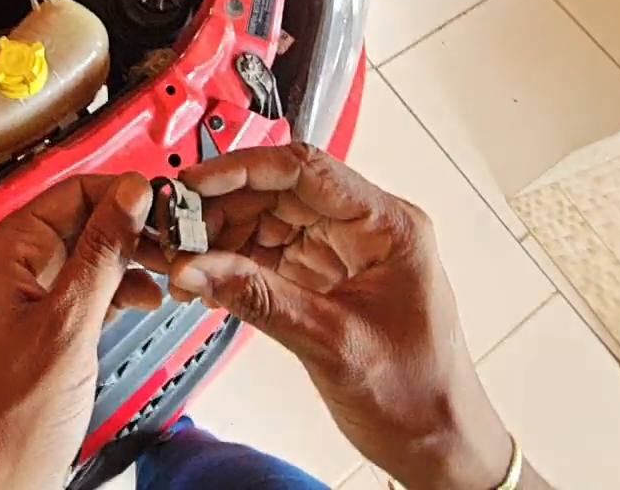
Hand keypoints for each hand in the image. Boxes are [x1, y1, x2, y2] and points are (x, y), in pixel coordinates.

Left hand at [0, 173, 159, 489]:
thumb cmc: (8, 422)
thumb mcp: (68, 324)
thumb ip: (101, 253)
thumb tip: (130, 195)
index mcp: (9, 250)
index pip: (72, 190)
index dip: (120, 192)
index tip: (162, 201)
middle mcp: (16, 264)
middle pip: (83, 219)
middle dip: (129, 227)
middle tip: (173, 238)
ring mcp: (32, 294)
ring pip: (90, 252)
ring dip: (129, 258)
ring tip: (166, 268)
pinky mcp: (47, 323)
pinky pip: (88, 286)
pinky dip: (119, 288)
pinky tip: (143, 297)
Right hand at [156, 144, 524, 489]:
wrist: (441, 450)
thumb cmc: (420, 398)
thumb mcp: (334, 344)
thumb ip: (259, 299)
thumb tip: (195, 269)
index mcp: (386, 225)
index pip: (306, 169)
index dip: (245, 168)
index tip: (198, 180)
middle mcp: (361, 226)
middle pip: (278, 189)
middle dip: (223, 203)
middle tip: (178, 222)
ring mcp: (338, 248)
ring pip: (264, 215)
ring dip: (221, 231)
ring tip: (184, 251)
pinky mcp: (318, 272)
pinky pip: (264, 248)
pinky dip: (231, 258)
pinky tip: (205, 271)